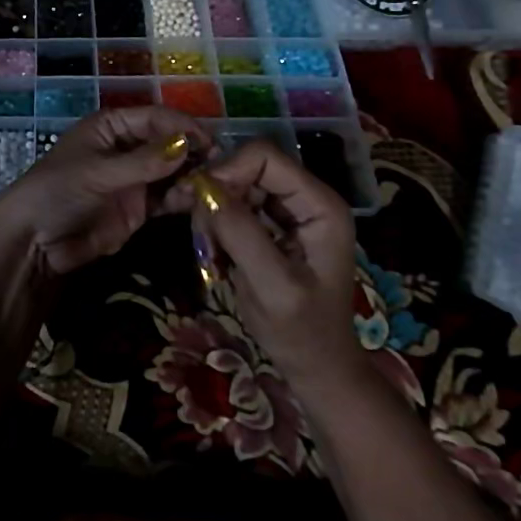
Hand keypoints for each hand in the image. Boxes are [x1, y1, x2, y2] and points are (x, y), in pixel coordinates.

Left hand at [0, 107, 206, 276]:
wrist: (35, 241)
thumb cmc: (57, 192)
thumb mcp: (98, 173)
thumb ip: (142, 162)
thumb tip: (186, 146)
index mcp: (109, 126)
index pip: (152, 117)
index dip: (180, 126)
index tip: (208, 141)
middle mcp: (125, 147)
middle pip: (167, 142)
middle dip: (192, 151)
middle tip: (222, 165)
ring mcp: (133, 178)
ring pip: (172, 170)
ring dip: (192, 175)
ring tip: (217, 184)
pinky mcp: (138, 207)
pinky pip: (168, 197)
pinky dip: (184, 197)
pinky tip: (201, 200)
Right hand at [178, 139, 363, 391]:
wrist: (314, 364)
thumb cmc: (301, 331)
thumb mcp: (272, 286)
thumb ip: (242, 235)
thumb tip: (204, 190)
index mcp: (319, 205)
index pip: (263, 157)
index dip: (227, 171)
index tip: (201, 206)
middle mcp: (304, 198)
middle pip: (244, 166)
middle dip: (215, 194)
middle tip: (201, 236)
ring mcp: (286, 210)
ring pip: (232, 183)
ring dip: (211, 212)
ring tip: (208, 252)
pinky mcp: (268, 223)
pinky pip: (230, 204)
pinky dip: (214, 224)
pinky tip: (212, 253)